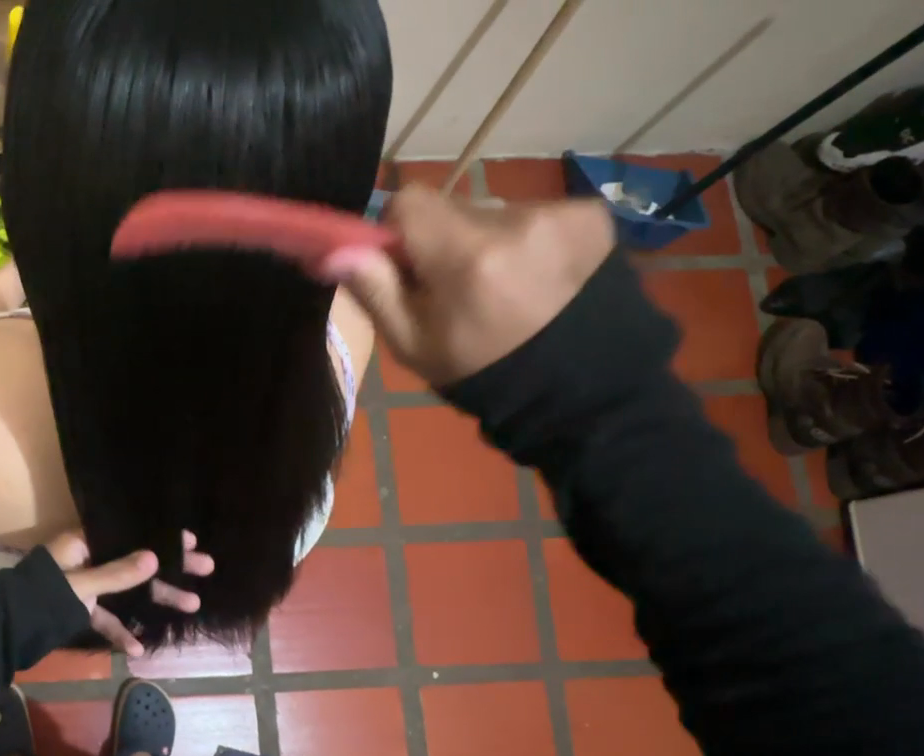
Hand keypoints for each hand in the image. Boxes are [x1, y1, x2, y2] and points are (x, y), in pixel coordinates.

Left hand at [44, 530, 215, 656]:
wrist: (6, 631)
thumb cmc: (41, 598)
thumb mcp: (81, 585)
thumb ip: (117, 573)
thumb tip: (154, 557)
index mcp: (82, 542)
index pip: (128, 535)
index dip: (160, 539)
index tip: (190, 542)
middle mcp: (85, 559)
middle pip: (134, 561)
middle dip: (169, 570)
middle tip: (207, 569)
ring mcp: (83, 585)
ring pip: (125, 590)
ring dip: (155, 599)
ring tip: (192, 607)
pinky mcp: (78, 609)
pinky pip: (105, 616)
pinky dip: (120, 630)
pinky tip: (138, 649)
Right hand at [323, 186, 615, 387]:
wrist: (578, 385)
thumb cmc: (480, 369)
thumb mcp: (412, 344)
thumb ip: (374, 291)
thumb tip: (332, 252)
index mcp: (465, 257)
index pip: (409, 202)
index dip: (396, 229)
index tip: (402, 264)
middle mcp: (514, 221)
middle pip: (451, 207)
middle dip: (441, 240)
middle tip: (452, 287)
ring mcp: (559, 214)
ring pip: (492, 211)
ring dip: (484, 241)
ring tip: (502, 289)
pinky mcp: (591, 214)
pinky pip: (534, 213)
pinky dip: (526, 240)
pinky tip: (536, 279)